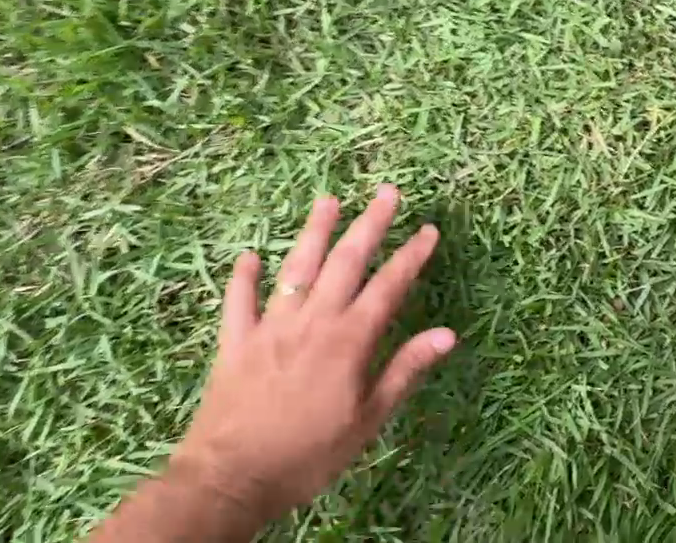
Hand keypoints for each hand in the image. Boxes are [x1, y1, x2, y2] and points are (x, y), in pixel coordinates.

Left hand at [167, 186, 455, 524]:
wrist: (228, 483)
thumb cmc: (307, 455)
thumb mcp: (367, 420)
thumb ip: (405, 370)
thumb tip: (448, 333)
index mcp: (349, 339)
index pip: (389, 285)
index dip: (411, 256)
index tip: (429, 229)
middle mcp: (313, 322)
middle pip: (346, 262)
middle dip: (370, 224)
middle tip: (387, 192)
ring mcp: (270, 329)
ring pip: (296, 270)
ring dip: (314, 232)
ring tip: (328, 200)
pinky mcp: (235, 344)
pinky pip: (238, 304)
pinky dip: (243, 279)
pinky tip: (248, 256)